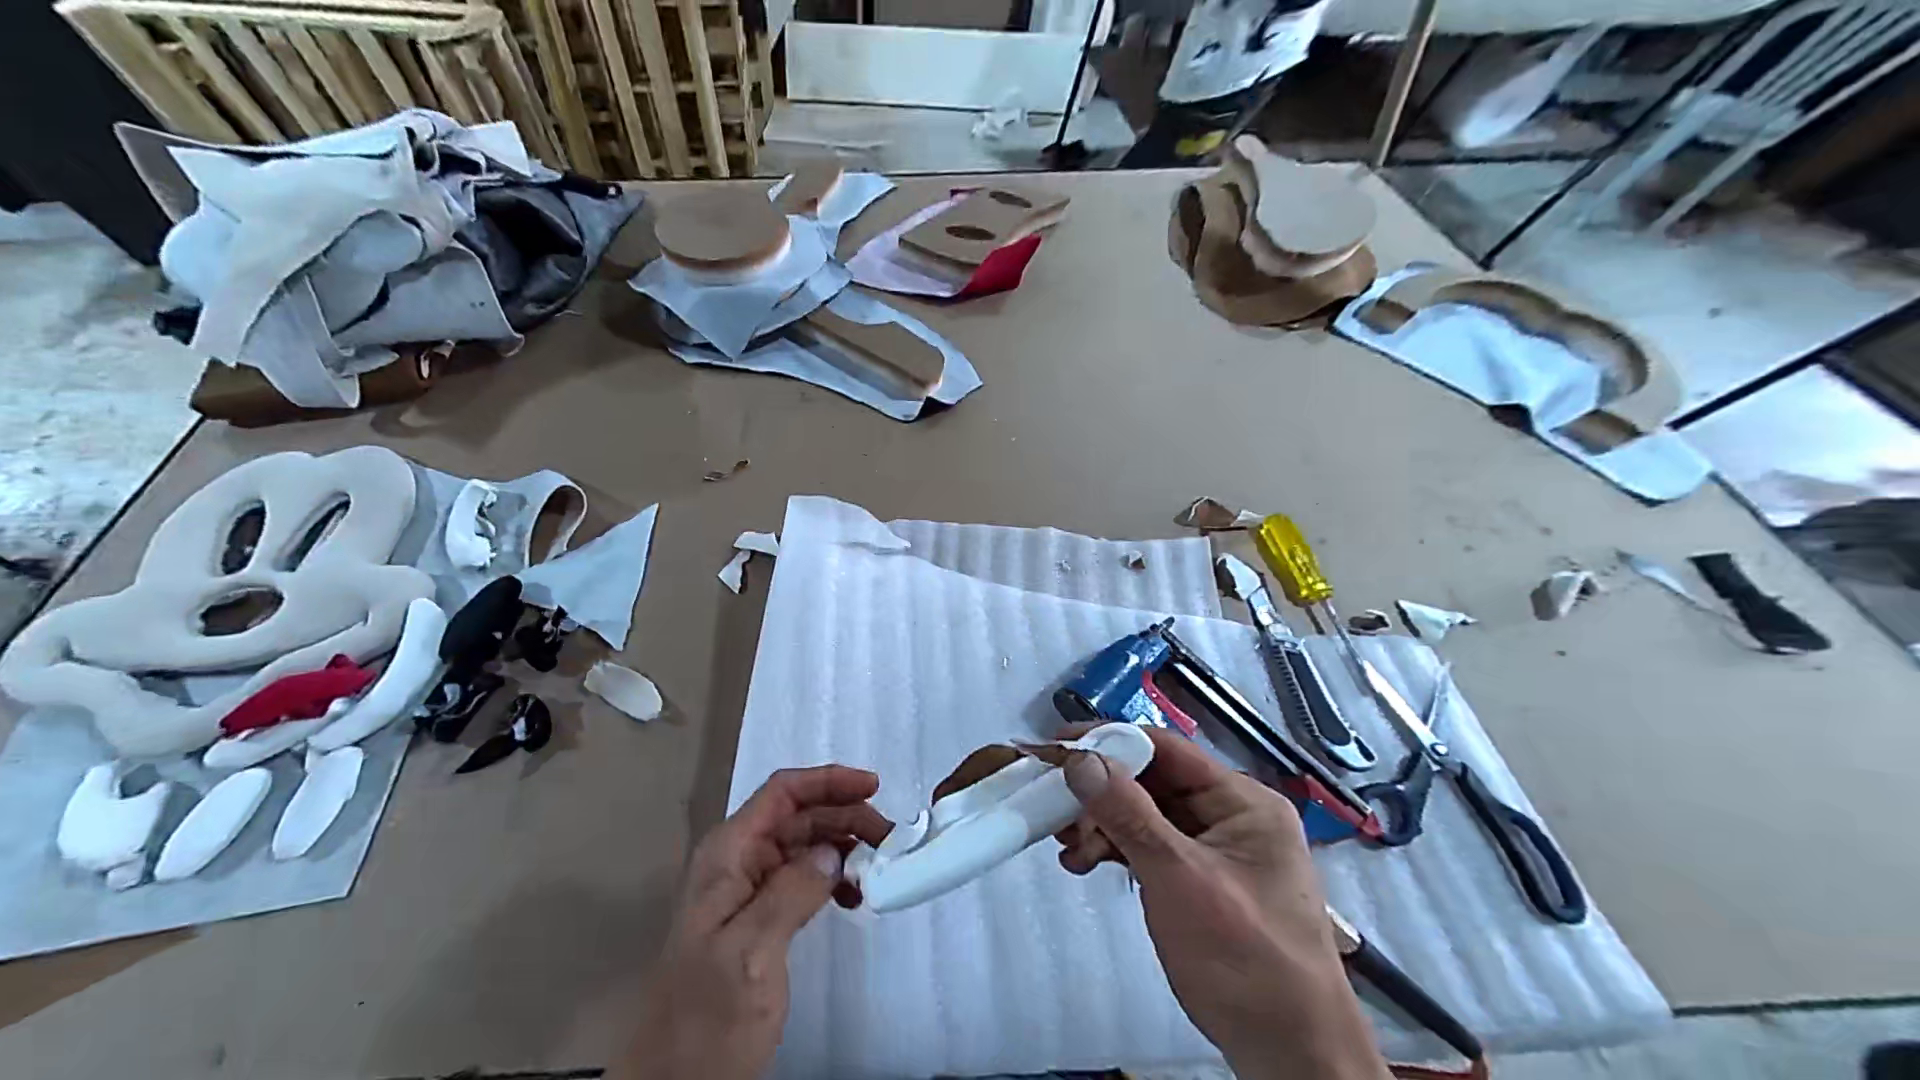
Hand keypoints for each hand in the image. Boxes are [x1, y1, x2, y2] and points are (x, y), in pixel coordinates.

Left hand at [612, 766, 891, 1079]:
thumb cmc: (706, 1017)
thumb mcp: (751, 953)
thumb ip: (791, 892)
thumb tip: (833, 852)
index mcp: (728, 854)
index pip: (782, 793)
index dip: (828, 781)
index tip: (873, 786)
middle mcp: (738, 860)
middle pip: (799, 815)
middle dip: (846, 816)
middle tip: (888, 838)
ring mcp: (748, 888)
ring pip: (805, 843)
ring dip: (844, 845)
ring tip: (878, 866)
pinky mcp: (761, 916)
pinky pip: (804, 877)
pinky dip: (833, 876)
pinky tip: (853, 895)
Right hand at [1055, 727, 1389, 1079]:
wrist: (1291, 1057)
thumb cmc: (1246, 962)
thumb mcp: (1181, 880)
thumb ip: (1129, 815)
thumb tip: (1081, 760)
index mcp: (1242, 802)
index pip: (1167, 750)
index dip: (1110, 741)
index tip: (1058, 749)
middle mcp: (1229, 815)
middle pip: (1152, 781)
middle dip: (1100, 794)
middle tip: (1055, 810)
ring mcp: (1213, 848)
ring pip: (1144, 814)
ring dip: (1102, 824)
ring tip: (1069, 848)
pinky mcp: (1197, 877)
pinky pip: (1147, 845)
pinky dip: (1115, 850)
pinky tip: (1085, 863)